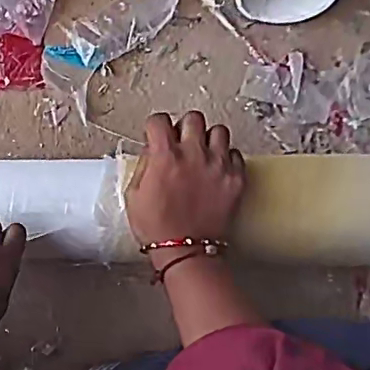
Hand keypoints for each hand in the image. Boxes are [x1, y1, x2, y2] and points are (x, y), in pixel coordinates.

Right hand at [127, 111, 245, 248]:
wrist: (184, 250)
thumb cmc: (156, 228)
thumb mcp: (134, 196)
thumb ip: (144, 167)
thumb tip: (151, 152)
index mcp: (165, 157)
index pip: (159, 121)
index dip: (155, 126)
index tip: (155, 134)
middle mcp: (193, 154)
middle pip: (193, 118)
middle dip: (183, 127)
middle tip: (180, 142)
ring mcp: (218, 165)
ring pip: (219, 131)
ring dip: (207, 139)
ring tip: (201, 153)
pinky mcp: (236, 178)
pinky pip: (235, 154)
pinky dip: (225, 158)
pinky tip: (215, 169)